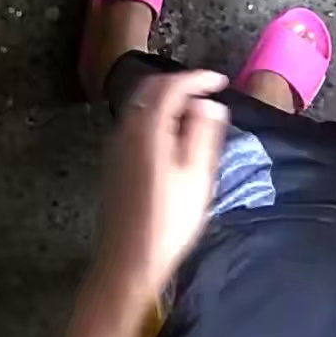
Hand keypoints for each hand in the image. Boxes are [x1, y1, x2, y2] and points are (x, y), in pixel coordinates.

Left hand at [93, 71, 230, 301]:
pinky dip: (156, 115)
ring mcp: (116, 144)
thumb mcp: (197, 177)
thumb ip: (203, 134)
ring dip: (167, 99)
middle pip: (150, 90)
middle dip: (180, 83)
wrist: (128, 257)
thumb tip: (209, 105)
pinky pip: (135, 121)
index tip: (220, 81)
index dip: (197, 78)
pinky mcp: (114, 160)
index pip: (170, 86)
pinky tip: (173, 134)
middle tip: (208, 90)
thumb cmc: (169, 221)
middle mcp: (126, 130)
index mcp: (147, 130)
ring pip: (141, 105)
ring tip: (196, 110)